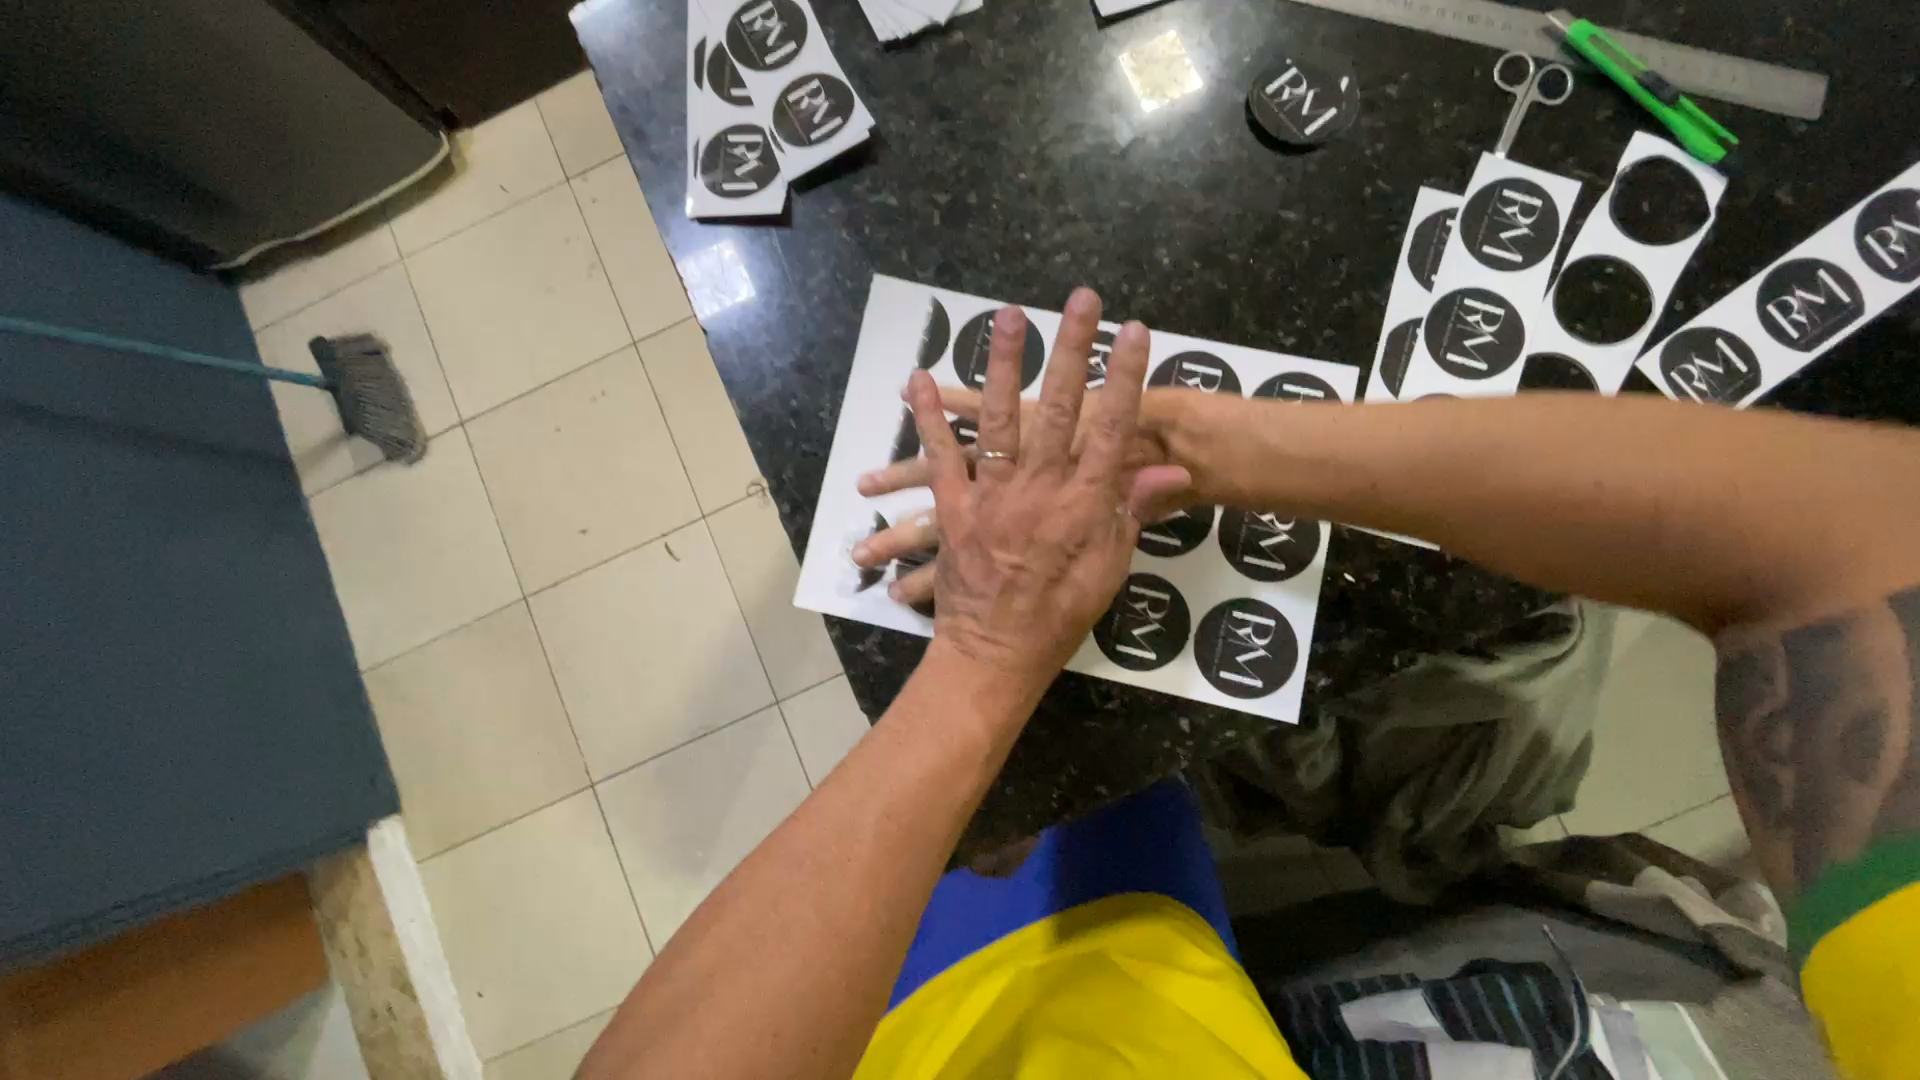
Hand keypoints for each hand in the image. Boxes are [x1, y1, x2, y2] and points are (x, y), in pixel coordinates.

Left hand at [900, 288, 1190, 694]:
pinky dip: (929, 419)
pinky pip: (941, 459)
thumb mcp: (1110, 570)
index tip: (1136, 330)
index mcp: (1085, 506)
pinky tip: (918, 380)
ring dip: (1002, 364)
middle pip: (1061, 410)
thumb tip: (1173, 471)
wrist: (995, 654)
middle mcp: (1041, 491)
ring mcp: (993, 497)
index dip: (1127, 378)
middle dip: (1073, 350)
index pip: (1115, 430)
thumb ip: (1132, 513)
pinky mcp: (955, 509)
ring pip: (999, 421)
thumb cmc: (1059, 616)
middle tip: (1081, 300)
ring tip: (1006, 315)